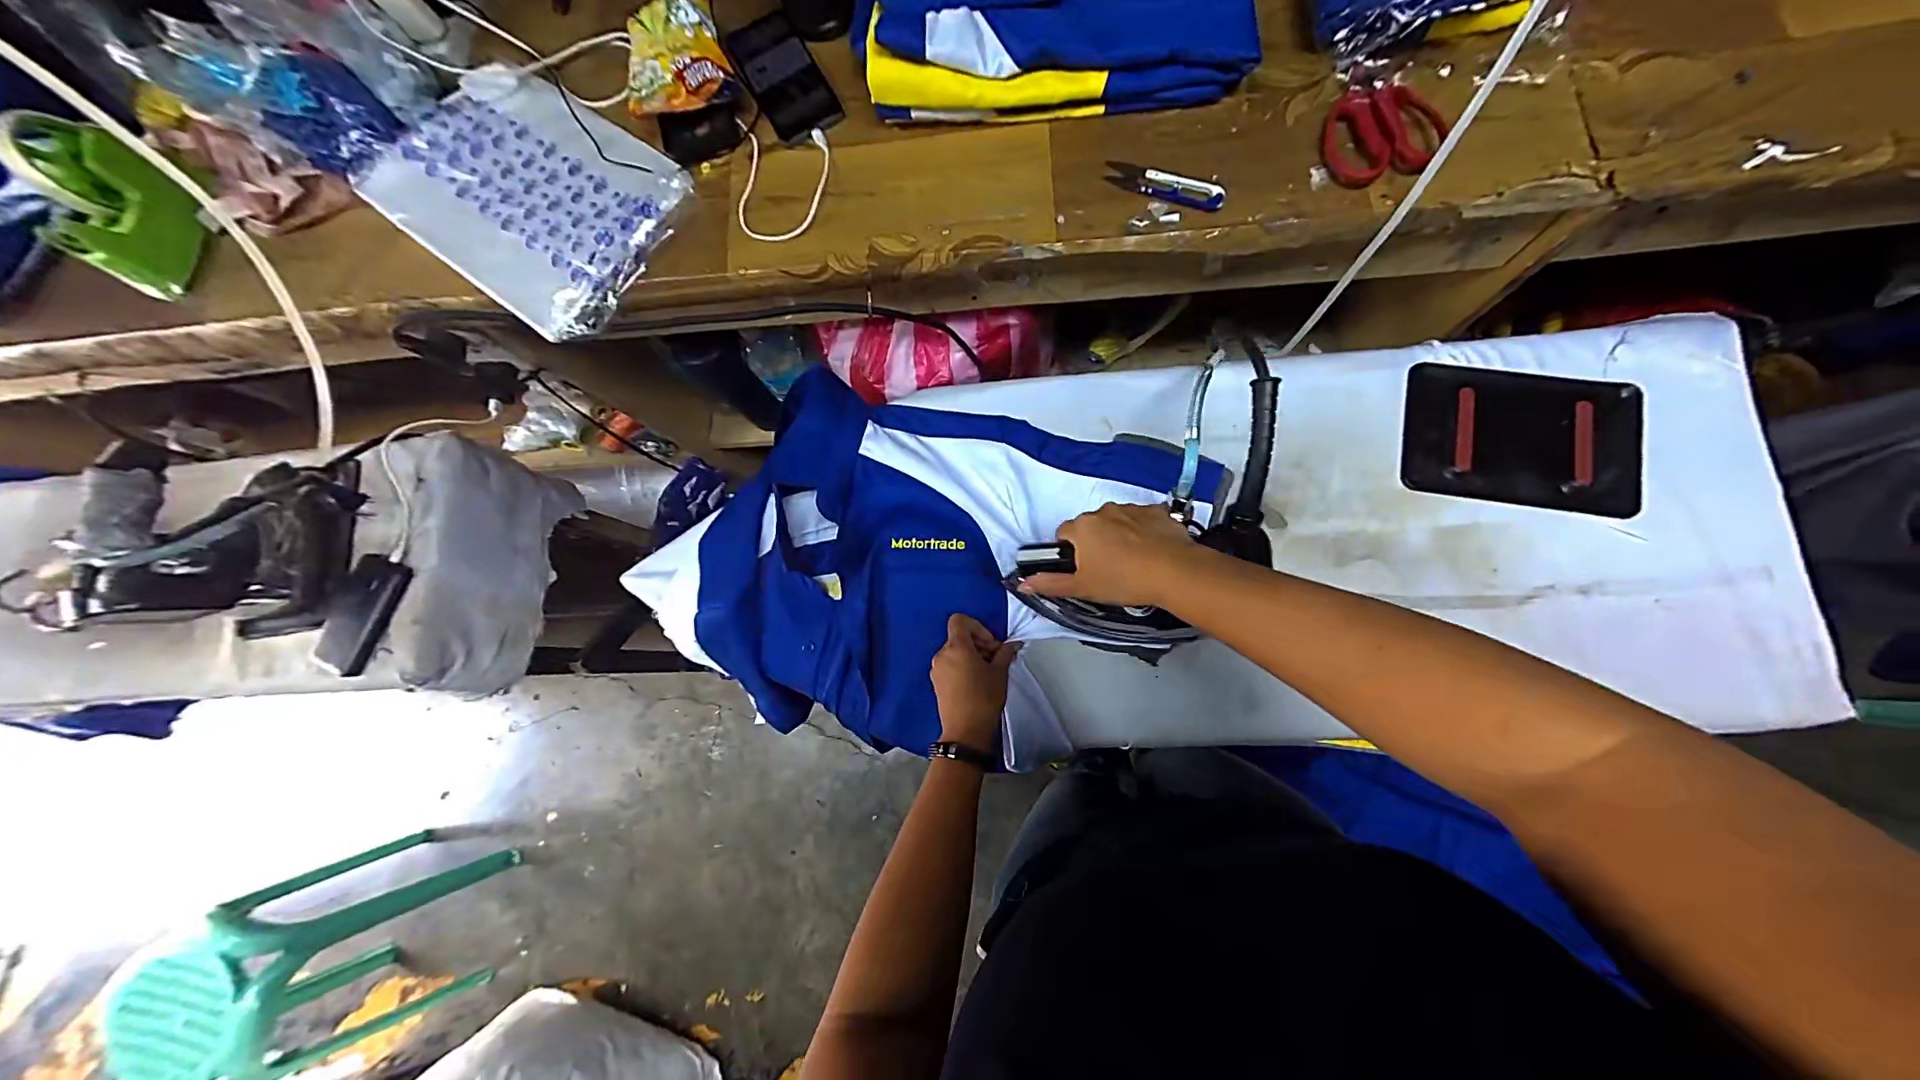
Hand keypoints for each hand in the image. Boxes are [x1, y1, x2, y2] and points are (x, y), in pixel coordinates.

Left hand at [930, 614, 1018, 753]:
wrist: (965, 731)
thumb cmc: (984, 698)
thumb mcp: (999, 672)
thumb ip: (1005, 653)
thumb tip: (1012, 644)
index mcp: (956, 647)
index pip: (959, 620)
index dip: (977, 627)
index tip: (991, 644)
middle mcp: (941, 654)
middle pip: (958, 637)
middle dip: (978, 643)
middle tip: (995, 658)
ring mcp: (936, 669)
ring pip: (954, 651)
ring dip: (971, 655)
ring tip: (987, 672)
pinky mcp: (936, 682)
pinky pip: (949, 664)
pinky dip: (962, 666)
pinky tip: (975, 681)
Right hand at [1021, 502, 1206, 608]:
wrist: (1174, 572)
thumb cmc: (1123, 580)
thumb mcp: (1083, 588)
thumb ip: (1051, 583)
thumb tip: (1023, 583)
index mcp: (1082, 527)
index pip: (1064, 533)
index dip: (1070, 551)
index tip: (1082, 567)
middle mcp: (1104, 511)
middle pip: (1091, 525)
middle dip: (1096, 542)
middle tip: (1108, 568)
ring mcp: (1132, 509)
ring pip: (1117, 520)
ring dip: (1120, 535)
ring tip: (1133, 561)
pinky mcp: (1157, 511)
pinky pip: (1144, 519)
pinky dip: (1144, 531)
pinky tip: (1152, 550)